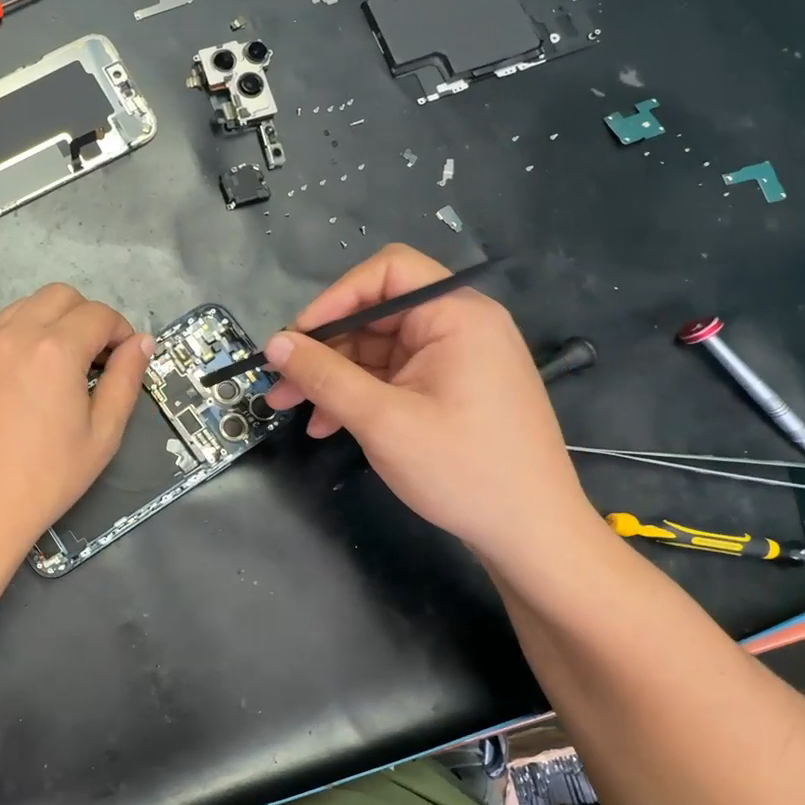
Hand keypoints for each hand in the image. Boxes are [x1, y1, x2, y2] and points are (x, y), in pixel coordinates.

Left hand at [0, 284, 154, 559]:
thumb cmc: (47, 477)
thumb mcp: (102, 434)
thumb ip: (125, 380)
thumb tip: (141, 343)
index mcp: (54, 350)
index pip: (99, 315)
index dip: (121, 332)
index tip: (127, 359)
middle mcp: (16, 335)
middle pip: (61, 296)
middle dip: (88, 317)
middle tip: (98, 359)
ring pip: (27, 306)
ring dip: (54, 321)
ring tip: (64, 365)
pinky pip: (2, 327)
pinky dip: (25, 333)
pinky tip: (32, 374)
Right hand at [261, 244, 598, 559]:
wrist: (530, 532)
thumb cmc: (462, 469)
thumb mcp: (381, 420)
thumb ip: (324, 375)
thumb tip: (274, 343)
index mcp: (457, 316)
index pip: (387, 272)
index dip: (334, 298)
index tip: (295, 339)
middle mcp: (460, 327)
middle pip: (375, 314)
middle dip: (322, 348)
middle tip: (279, 383)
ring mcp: (456, 360)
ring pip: (376, 349)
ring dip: (331, 377)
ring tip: (290, 409)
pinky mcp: (450, 390)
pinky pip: (391, 376)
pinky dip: (356, 395)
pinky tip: (327, 425)